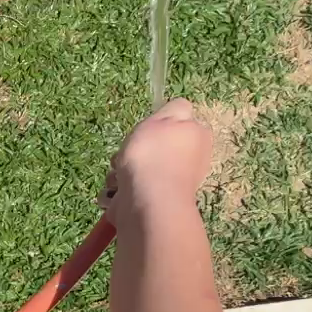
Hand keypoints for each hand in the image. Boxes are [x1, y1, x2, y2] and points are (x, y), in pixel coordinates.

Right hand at [100, 98, 212, 219]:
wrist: (146, 200)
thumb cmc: (153, 155)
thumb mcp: (166, 118)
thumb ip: (175, 108)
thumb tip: (180, 108)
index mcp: (195, 138)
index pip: (175, 126)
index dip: (156, 128)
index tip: (144, 133)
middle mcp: (186, 162)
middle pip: (150, 150)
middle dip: (131, 153)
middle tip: (126, 156)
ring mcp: (165, 185)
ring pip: (133, 172)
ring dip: (118, 174)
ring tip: (119, 178)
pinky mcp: (146, 204)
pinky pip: (124, 193)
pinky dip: (116, 193)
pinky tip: (118, 193)